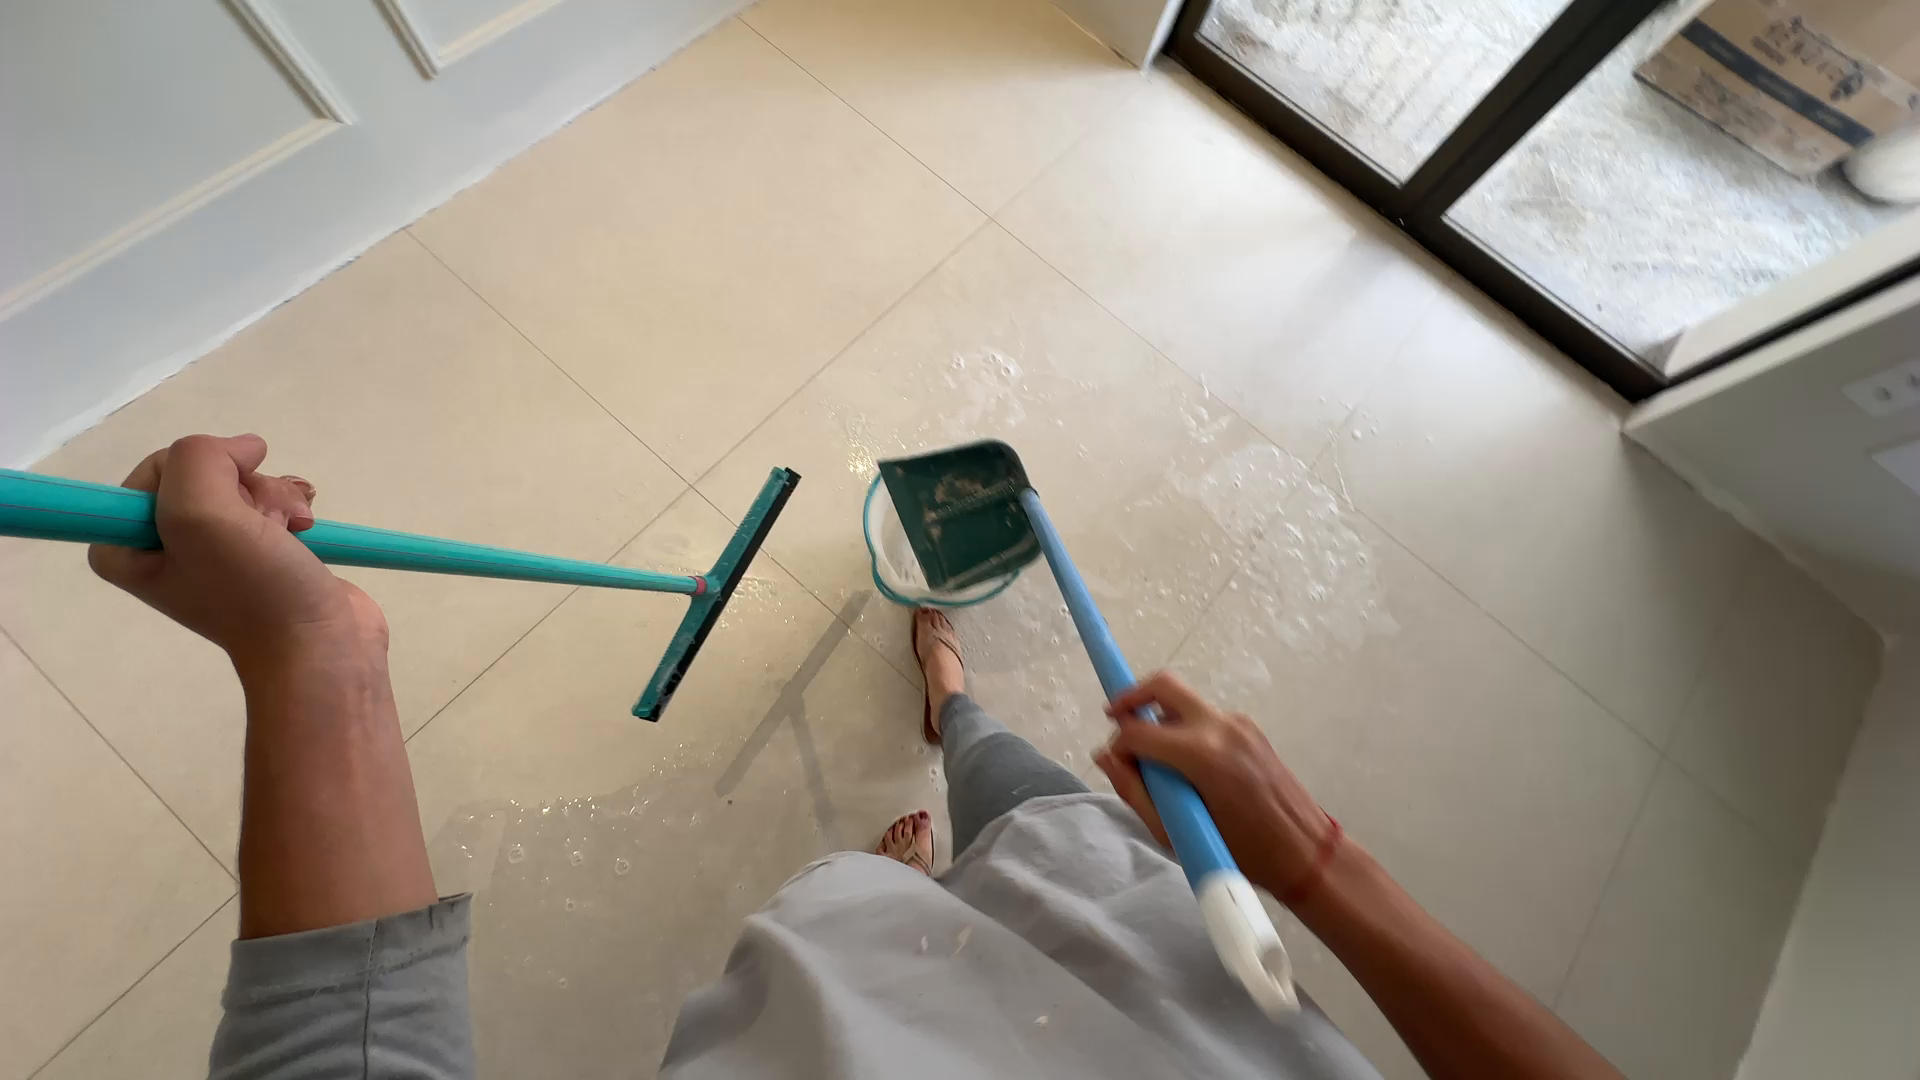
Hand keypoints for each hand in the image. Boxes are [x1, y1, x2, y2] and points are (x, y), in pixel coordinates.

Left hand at [88, 434, 386, 673]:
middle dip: (255, 489)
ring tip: (300, 527)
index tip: (241, 509)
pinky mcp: (270, 555)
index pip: (163, 468)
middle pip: (213, 476)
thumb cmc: (258, 591)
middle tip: (276, 523)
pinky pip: (277, 508)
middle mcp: (168, 544)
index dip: (212, 472)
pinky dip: (299, 508)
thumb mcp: (204, 517)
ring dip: (283, 498)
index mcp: (128, 543)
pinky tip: (312, 528)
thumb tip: (246, 445)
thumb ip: (202, 461)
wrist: (323, 645)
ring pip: (251, 489)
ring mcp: (222, 552)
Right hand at [1095, 671, 1334, 900]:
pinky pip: (1204, 717)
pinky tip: (1188, 767)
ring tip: (1158, 761)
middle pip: (1163, 686)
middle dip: (1131, 697)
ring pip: (1184, 702)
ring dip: (1161, 718)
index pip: (1138, 730)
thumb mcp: (1175, 834)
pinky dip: (1185, 730)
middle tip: (1114, 718)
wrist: (1307, 854)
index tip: (1116, 763)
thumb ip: (1134, 791)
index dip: (1118, 744)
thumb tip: (1105, 757)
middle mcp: (1219, 726)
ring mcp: (1238, 722)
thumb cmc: (1241, 854)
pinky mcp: (1249, 728)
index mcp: (1201, 754)